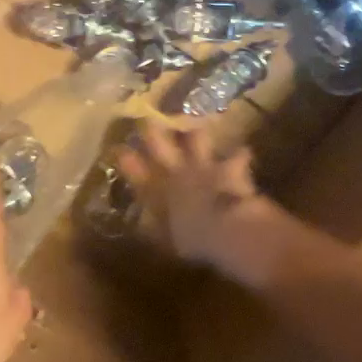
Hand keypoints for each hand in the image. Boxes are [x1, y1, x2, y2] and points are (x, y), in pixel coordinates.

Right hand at [115, 122, 267, 265]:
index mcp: (157, 191)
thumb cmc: (191, 239)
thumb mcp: (165, 241)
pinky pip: (237, 156)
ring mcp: (204, 166)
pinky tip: (243, 151)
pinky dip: (240, 155)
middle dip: (152, 130)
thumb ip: (153, 230)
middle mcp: (177, 172)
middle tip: (148, 120)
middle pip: (159, 143)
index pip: (135, 172)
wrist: (226, 230)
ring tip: (197, 126)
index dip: (126, 160)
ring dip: (197, 133)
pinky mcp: (230, 168)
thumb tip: (141, 226)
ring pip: (197, 138)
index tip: (118, 150)